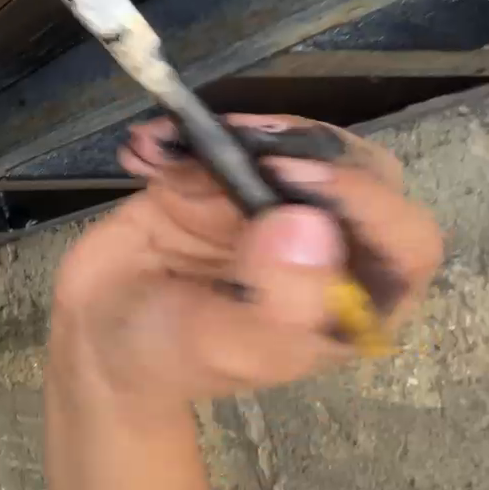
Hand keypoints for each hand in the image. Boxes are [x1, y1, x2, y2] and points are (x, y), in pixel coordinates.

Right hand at [50, 115, 443, 410]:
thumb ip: (278, 299)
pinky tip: (137, 154)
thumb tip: (306, 223)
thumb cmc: (169, 358)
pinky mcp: (197, 189)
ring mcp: (252, 211)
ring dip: (218, 131)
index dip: (356, 193)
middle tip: (236, 132)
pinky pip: (199, 146)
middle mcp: (314, 245)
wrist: (92, 338)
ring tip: (158, 143)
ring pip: (271, 147)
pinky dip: (169, 138)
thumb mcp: (229, 347)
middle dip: (298, 141)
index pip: (396, 234)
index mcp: (350, 294)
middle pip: (348, 172)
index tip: (284, 170)